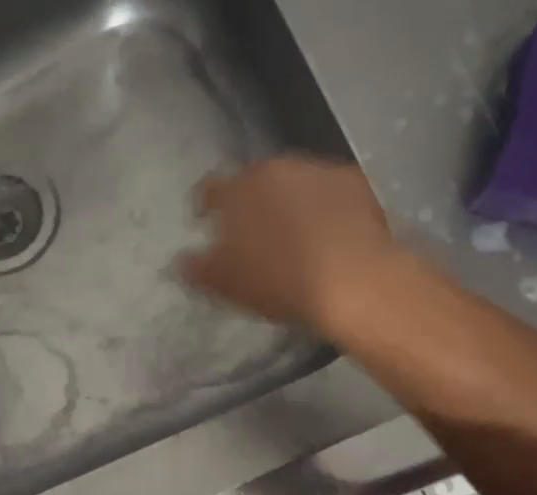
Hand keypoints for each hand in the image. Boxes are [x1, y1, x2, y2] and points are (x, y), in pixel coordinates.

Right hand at [176, 155, 402, 332]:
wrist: (352, 280)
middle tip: (250, 233)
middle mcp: (276, 168)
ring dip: (285, 201)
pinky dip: (321, 205)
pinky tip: (324, 232)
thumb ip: (197, 267)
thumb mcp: (223, 284)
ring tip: (290, 235)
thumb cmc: (276, 281)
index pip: (208, 188)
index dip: (203, 206)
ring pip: (291, 182)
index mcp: (237, 190)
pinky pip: (327, 190)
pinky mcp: (355, 180)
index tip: (205, 222)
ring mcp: (318, 170)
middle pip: (253, 180)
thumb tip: (182, 260)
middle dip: (249, 201)